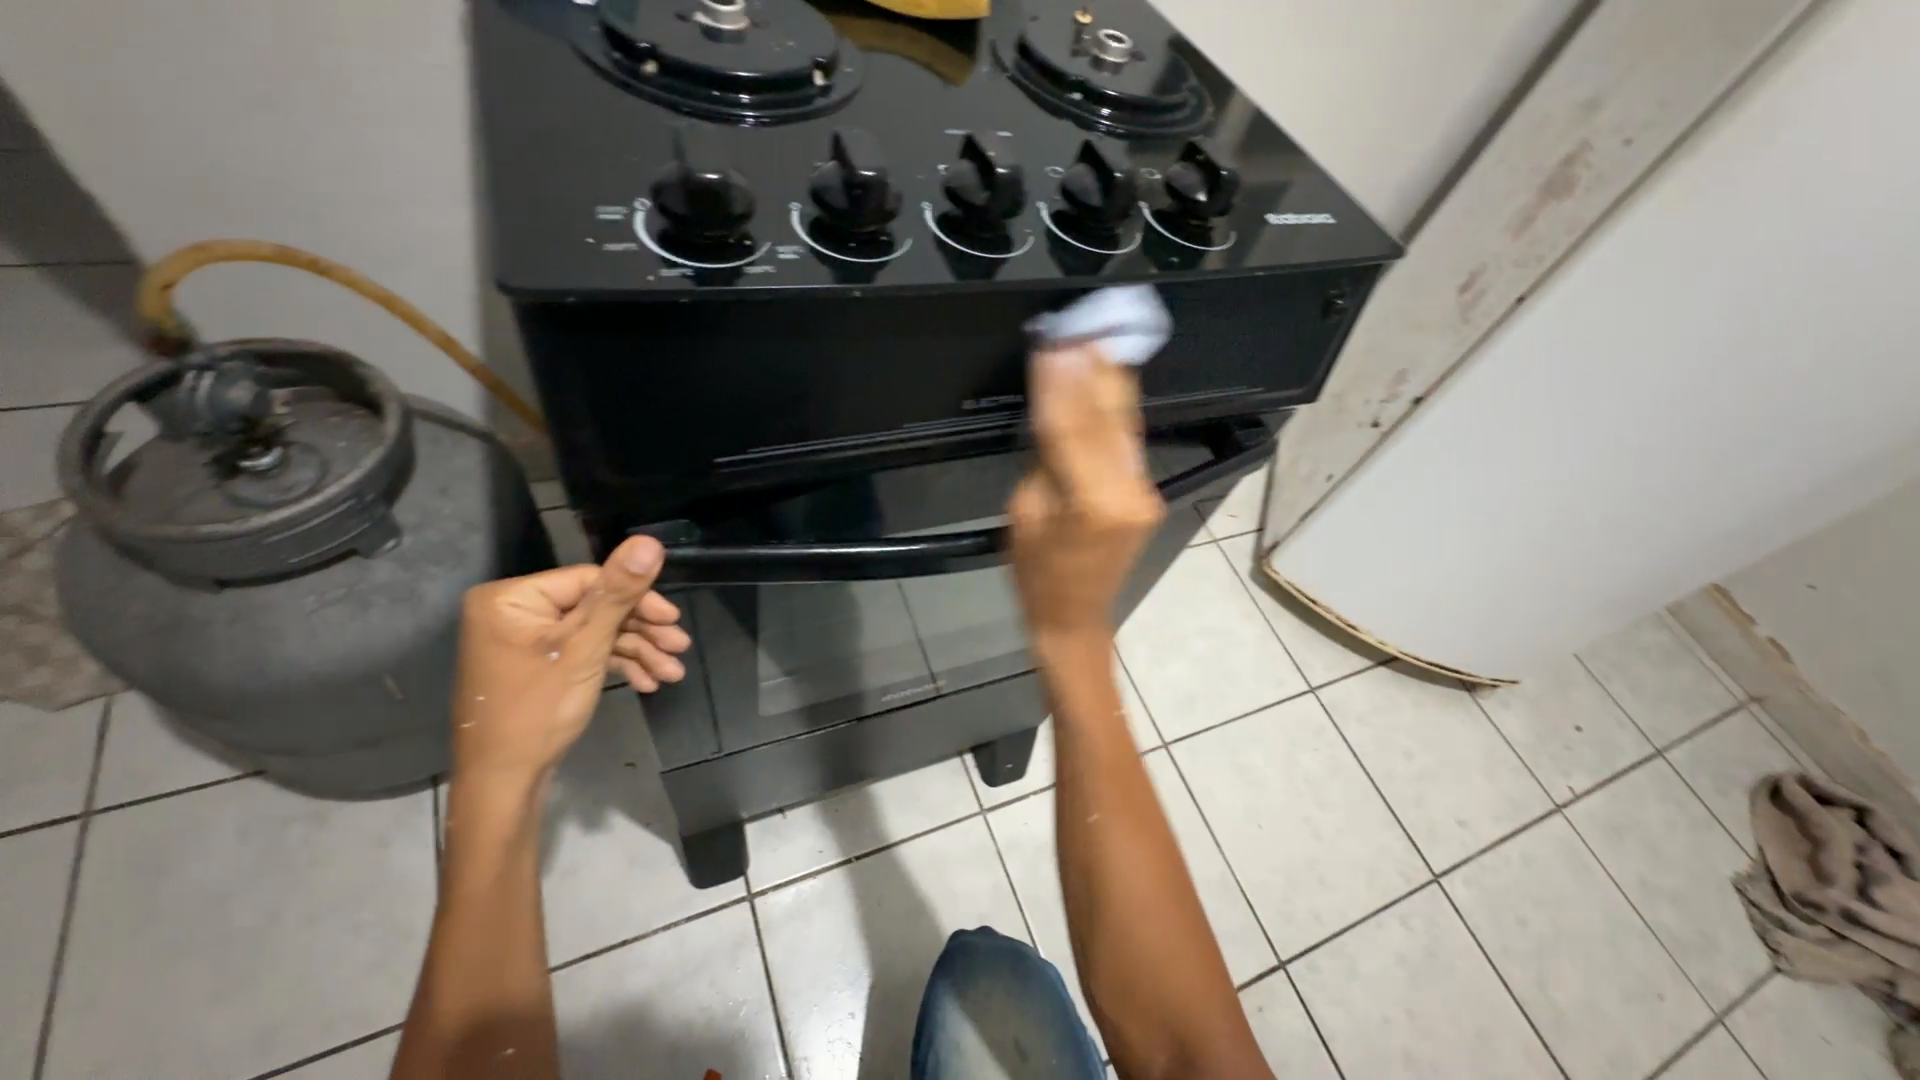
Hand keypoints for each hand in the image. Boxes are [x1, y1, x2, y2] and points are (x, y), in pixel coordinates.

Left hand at [450, 535, 690, 782]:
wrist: (503, 781)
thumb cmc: (537, 709)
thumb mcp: (584, 647)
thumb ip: (618, 593)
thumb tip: (649, 541)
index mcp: (511, 598)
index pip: (589, 581)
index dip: (637, 599)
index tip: (674, 620)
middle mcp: (512, 612)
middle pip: (594, 607)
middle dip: (640, 631)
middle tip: (679, 648)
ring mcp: (523, 641)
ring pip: (593, 633)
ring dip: (635, 651)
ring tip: (671, 673)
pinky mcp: (535, 666)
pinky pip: (581, 653)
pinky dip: (614, 665)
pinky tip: (647, 682)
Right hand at [1008, 344, 1164, 649]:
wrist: (1076, 617)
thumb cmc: (1036, 575)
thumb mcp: (1025, 512)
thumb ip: (1046, 455)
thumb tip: (1057, 399)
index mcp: (1090, 501)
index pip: (1072, 426)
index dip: (1061, 379)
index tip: (1053, 338)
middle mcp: (1129, 489)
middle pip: (1108, 415)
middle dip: (1092, 366)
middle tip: (1080, 321)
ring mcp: (1144, 488)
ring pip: (1125, 421)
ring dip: (1109, 376)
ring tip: (1095, 333)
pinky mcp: (1148, 489)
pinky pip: (1129, 438)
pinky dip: (1116, 403)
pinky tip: (1107, 372)